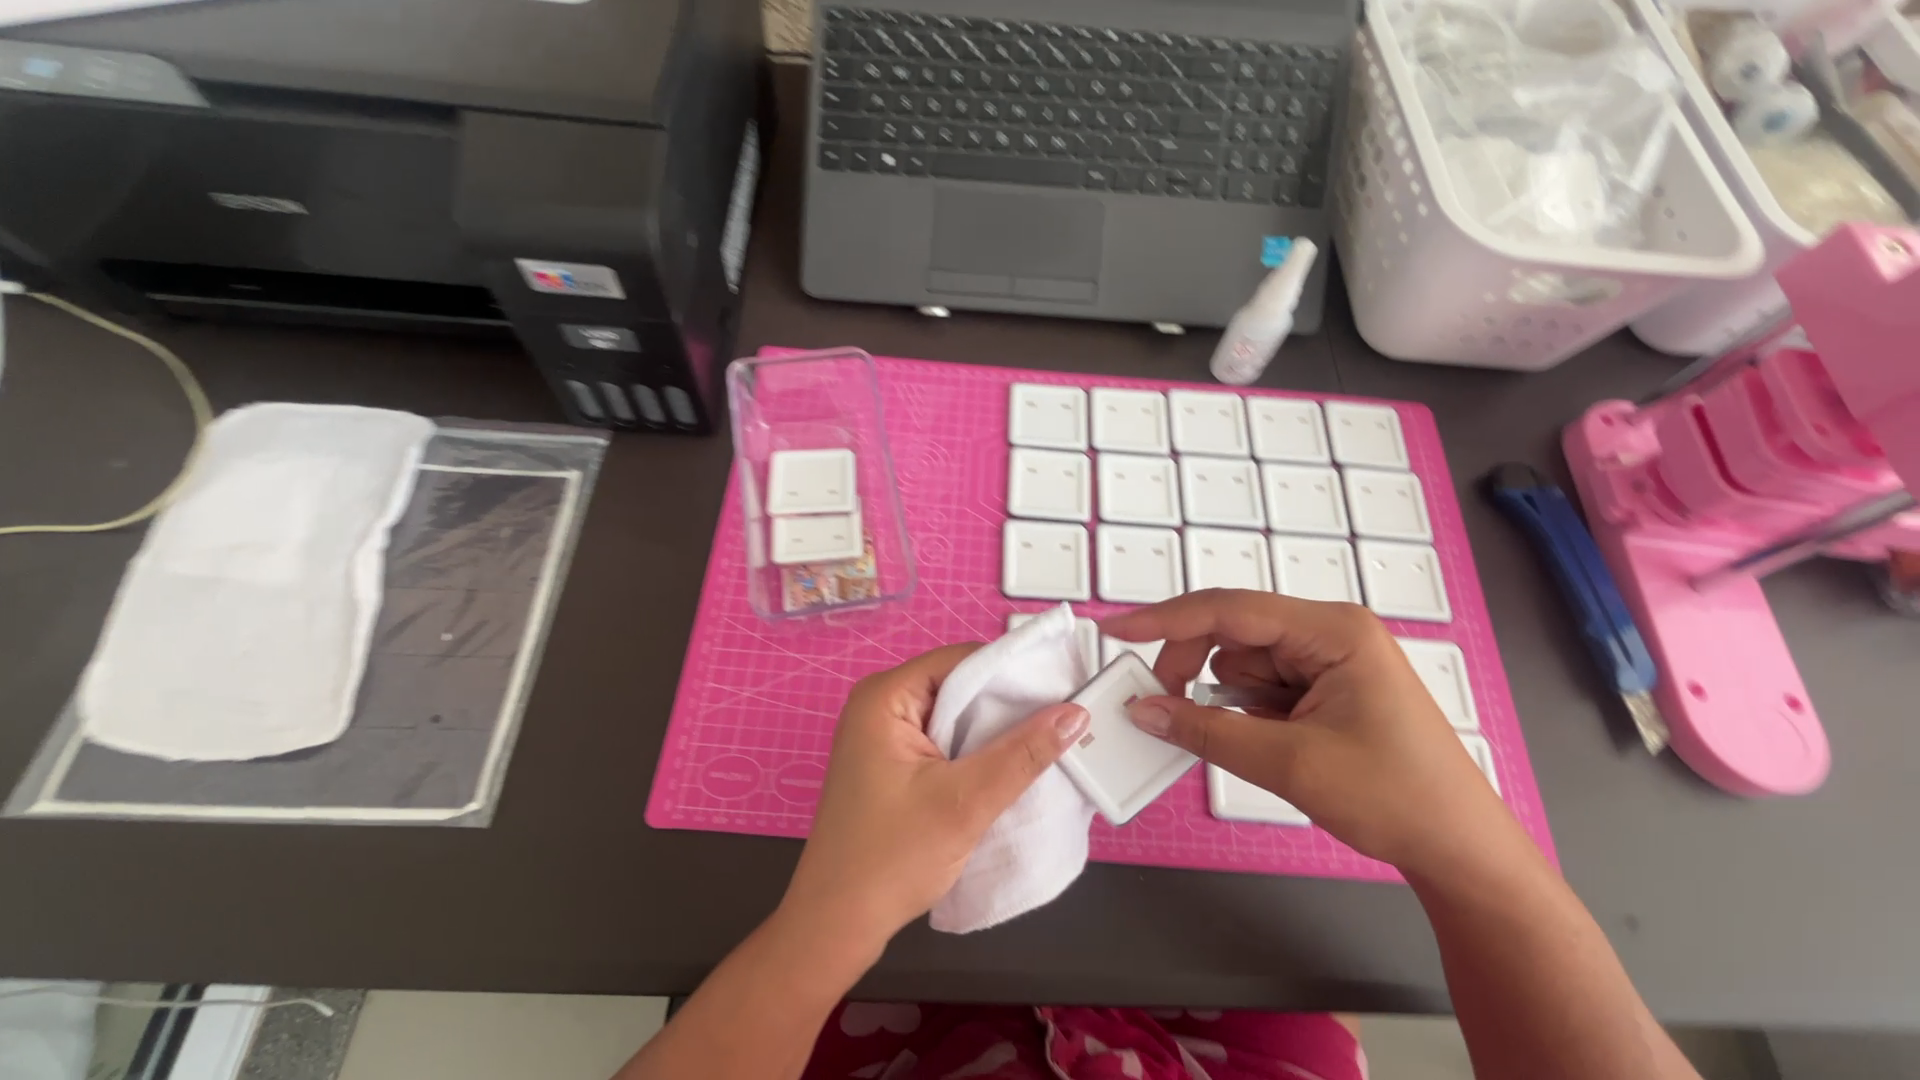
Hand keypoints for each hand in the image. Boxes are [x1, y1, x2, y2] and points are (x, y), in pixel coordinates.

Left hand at [779, 644, 1090, 956]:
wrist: (836, 926)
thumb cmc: (891, 859)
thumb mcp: (966, 802)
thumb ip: (1022, 753)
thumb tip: (1075, 712)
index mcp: (884, 697)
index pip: (961, 660)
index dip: (1014, 670)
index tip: (1065, 686)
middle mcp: (880, 707)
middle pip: (959, 686)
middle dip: (1009, 703)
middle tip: (1067, 717)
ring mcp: (884, 738)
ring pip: (955, 718)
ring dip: (996, 732)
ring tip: (1050, 741)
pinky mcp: (892, 767)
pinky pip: (945, 743)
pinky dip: (977, 753)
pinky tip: (1013, 767)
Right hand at [1101, 590, 1516, 874]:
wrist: (1459, 849)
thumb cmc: (1391, 797)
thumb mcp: (1289, 763)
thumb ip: (1206, 730)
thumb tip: (1141, 708)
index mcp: (1332, 630)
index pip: (1229, 610)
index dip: (1166, 620)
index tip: (1115, 632)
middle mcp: (1329, 633)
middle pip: (1232, 632)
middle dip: (1194, 668)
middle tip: (1163, 708)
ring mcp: (1329, 660)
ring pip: (1242, 663)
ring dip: (1227, 698)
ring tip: (1258, 743)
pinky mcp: (1326, 689)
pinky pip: (1262, 686)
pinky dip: (1246, 711)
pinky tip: (1270, 743)